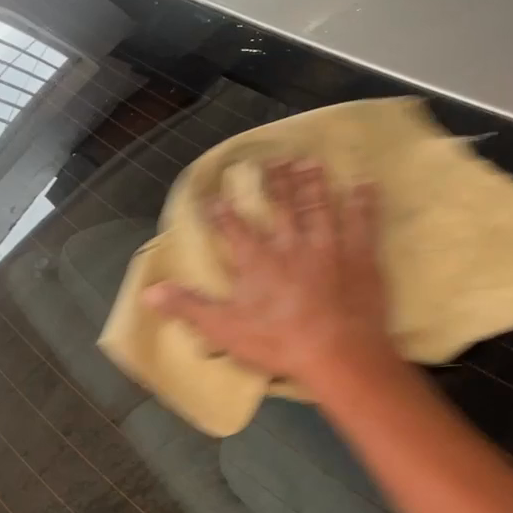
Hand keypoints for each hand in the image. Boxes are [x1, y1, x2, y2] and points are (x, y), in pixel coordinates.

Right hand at [144, 159, 396, 386]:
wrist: (338, 352)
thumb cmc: (277, 342)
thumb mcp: (223, 329)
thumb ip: (188, 306)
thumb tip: (149, 292)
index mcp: (257, 260)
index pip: (235, 229)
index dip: (222, 213)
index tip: (215, 196)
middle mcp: (292, 244)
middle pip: (282, 206)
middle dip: (275, 182)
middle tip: (272, 160)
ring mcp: (330, 246)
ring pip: (319, 205)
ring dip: (313, 182)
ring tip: (308, 161)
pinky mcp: (361, 257)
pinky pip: (362, 222)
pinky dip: (363, 202)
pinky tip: (363, 184)